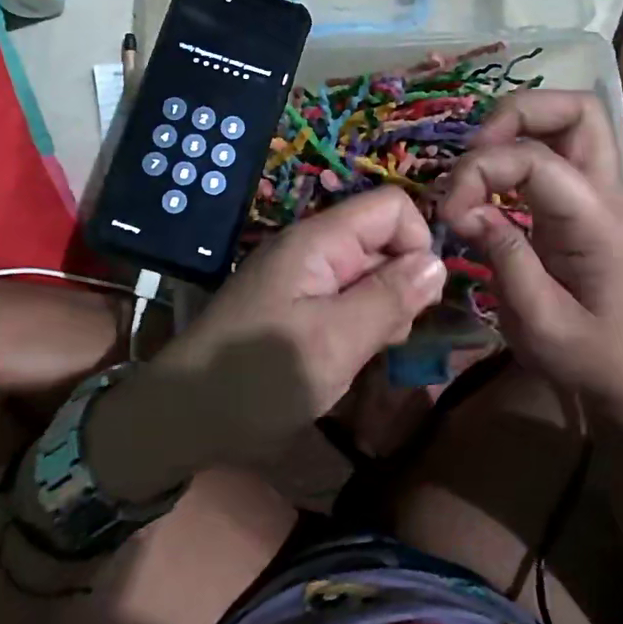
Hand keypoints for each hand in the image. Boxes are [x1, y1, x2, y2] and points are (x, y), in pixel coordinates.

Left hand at [90, 187, 445, 497]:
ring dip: (382, 314)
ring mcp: (301, 280)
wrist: (184, 417)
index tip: (417, 300)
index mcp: (317, 241)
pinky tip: (348, 361)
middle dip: (400, 288)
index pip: (391, 207)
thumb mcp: (333, 342)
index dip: (416, 244)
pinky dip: (359, 328)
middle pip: (382, 243)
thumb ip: (388, 299)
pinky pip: (345, 303)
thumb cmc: (259, 377)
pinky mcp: (295, 309)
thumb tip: (438, 261)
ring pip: (368, 277)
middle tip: (386, 339)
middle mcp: (311, 250)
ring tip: (364, 356)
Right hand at [439, 92, 622, 421]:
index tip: (448, 211)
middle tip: (472, 155)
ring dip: (518, 127)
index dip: (482, 170)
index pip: (537, 159)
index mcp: (599, 223)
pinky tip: (489, 184)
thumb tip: (464, 210)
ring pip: (570, 121)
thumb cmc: (588, 358)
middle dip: (515, 115)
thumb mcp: (540, 322)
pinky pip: (556, 151)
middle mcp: (607, 195)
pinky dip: (518, 150)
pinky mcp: (583, 205)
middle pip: (577, 110)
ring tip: (476, 166)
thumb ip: (505, 259)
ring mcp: (600, 196)